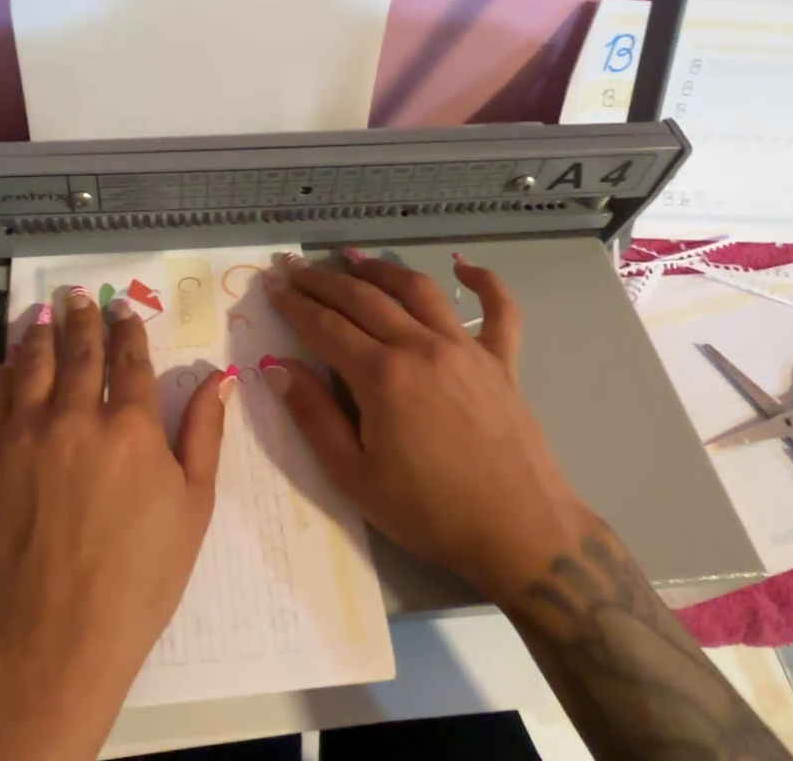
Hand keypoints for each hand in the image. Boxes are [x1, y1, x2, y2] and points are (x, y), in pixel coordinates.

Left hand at [0, 288, 227, 710]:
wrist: (54, 634)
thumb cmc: (140, 578)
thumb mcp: (193, 507)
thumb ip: (203, 435)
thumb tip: (218, 379)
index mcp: (131, 427)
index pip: (129, 361)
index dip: (127, 330)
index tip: (122, 310)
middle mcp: (75, 417)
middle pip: (79, 352)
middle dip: (83, 319)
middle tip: (79, 295)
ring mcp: (25, 434)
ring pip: (33, 365)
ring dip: (42, 333)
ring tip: (45, 312)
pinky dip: (8, 372)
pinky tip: (12, 361)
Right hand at [263, 252, 594, 597]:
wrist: (520, 533)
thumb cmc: (429, 512)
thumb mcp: (354, 476)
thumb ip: (314, 417)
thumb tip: (278, 368)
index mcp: (382, 375)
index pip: (325, 325)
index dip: (294, 304)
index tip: (272, 285)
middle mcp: (422, 347)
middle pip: (364, 298)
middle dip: (324, 279)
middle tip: (296, 267)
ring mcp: (467, 349)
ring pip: (419, 290)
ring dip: (382, 270)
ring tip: (353, 259)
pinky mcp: (503, 362)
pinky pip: (500, 311)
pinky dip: (486, 283)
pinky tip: (466, 269)